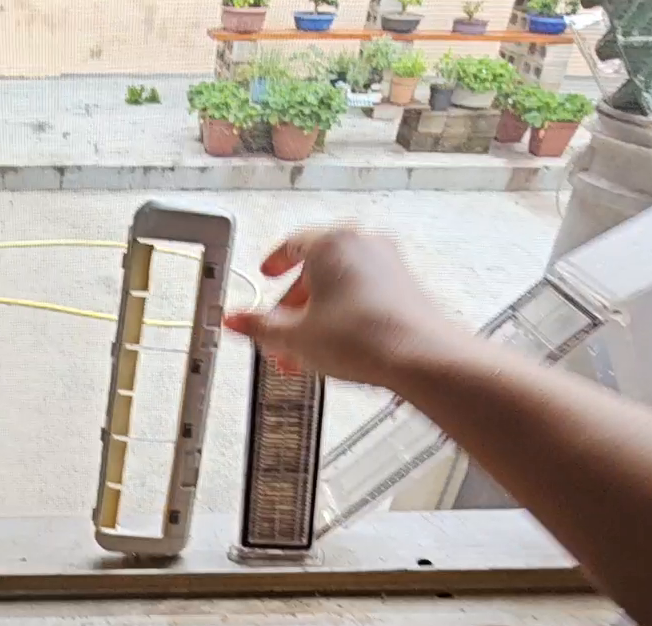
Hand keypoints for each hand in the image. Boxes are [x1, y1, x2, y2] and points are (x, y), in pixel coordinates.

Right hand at [223, 229, 471, 386]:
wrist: (419, 355)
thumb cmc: (360, 337)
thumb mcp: (294, 337)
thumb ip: (259, 327)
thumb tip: (233, 320)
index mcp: (330, 243)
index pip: (292, 245)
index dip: (274, 263)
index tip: (266, 275)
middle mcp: (361, 243)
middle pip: (315, 268)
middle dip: (292, 303)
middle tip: (278, 328)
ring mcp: (387, 263)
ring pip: (338, 284)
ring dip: (315, 313)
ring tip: (302, 348)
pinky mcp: (403, 285)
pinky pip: (361, 292)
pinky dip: (341, 313)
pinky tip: (333, 345)